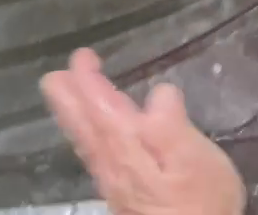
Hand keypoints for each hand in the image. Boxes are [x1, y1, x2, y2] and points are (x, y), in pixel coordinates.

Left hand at [41, 49, 244, 214]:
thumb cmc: (203, 199)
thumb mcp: (195, 158)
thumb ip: (171, 126)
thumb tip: (158, 93)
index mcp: (130, 149)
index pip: (102, 110)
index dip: (89, 84)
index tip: (79, 58)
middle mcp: (115, 164)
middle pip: (85, 127)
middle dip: (70, 98)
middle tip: (54, 75)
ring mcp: (117, 180)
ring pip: (87, 141)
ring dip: (75, 115)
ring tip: (65, 96)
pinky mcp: (125, 191)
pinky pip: (96, 153)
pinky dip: (88, 134)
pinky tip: (93, 133)